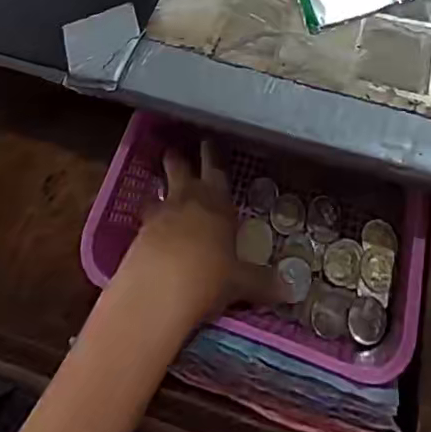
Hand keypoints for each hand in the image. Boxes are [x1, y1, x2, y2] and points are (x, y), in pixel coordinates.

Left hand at [124, 140, 284, 319]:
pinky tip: (149, 226)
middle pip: (181, 167)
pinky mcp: (139, 233)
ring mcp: (161, 213)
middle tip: (176, 149)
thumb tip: (291, 291)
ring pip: (160, 188)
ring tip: (159, 183)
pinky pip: (145, 216)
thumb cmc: (209, 276)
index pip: (216, 169)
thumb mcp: (240, 282)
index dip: (212, 154)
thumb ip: (262, 283)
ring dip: (160, 184)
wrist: (159, 290)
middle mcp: (189, 199)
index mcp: (217, 201)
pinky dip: (148, 216)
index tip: (208, 140)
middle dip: (179, 158)